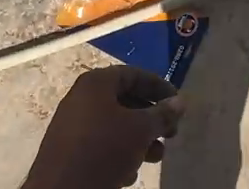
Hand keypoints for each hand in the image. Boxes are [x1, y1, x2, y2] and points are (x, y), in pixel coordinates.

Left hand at [22, 66, 185, 188]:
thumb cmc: (103, 151)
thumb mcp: (140, 131)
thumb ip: (162, 114)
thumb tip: (180, 102)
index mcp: (96, 83)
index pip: (134, 74)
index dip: (158, 87)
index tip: (177, 103)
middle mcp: (81, 98)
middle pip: (124, 100)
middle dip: (151, 118)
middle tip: (171, 133)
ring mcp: (71, 125)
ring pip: (114, 125)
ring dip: (138, 139)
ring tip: (156, 156)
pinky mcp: (67, 151)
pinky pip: (99, 143)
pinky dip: (119, 152)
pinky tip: (130, 173)